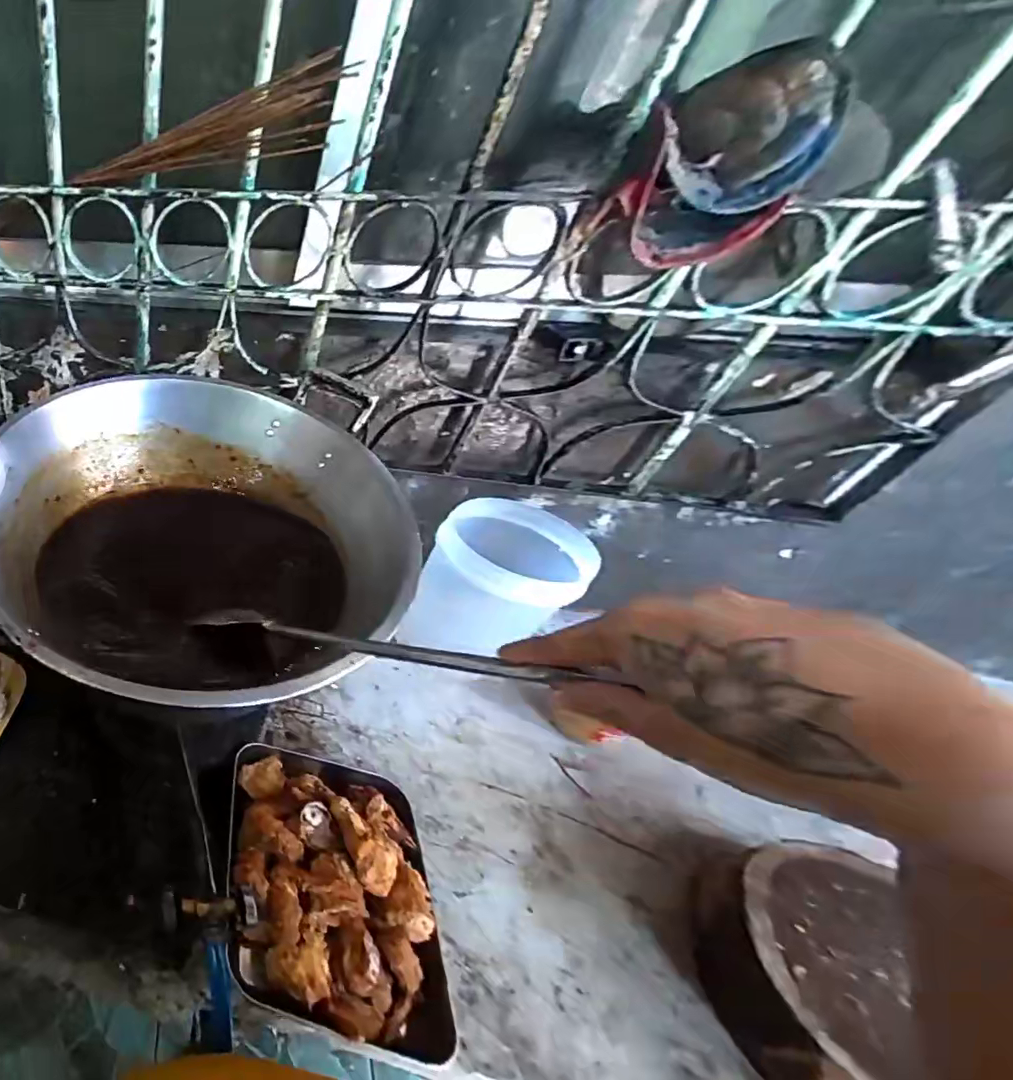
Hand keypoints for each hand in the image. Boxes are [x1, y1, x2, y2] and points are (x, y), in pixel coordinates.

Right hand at [502, 589, 1012, 876]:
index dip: (537, 652)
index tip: (507, 657)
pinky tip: (778, 698)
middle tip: (614, 697)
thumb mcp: (684, 739)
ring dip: (680, 657)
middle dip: (615, 658)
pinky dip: (740, 657)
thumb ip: (616, 707)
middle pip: (633, 629)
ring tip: (706, 702)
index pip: (573, 639)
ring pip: (696, 628)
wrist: (949, 754)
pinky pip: (754, 633)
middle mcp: (697, 603)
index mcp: (652, 630)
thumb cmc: (783, 750)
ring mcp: (763, 605)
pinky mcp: (824, 618)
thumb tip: (570, 692)